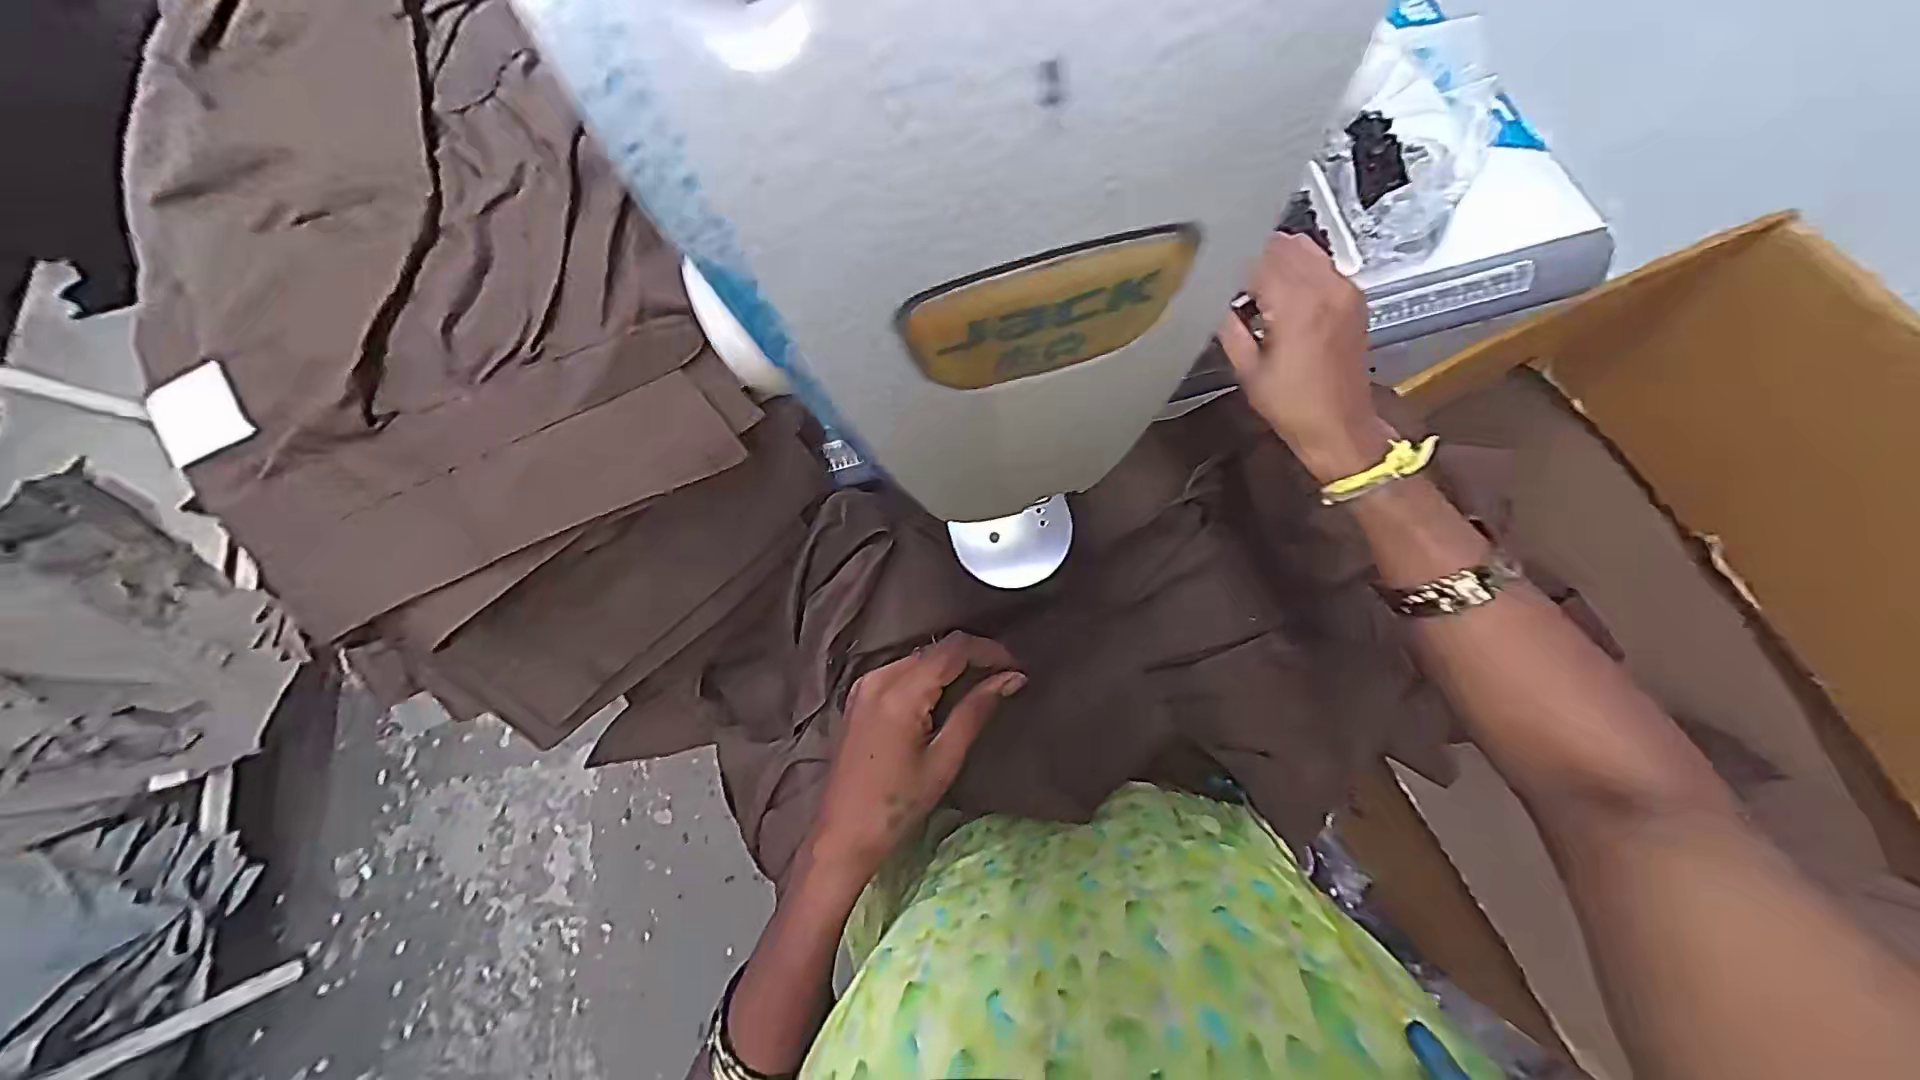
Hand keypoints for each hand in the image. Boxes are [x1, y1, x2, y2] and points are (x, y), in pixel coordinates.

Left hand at [806, 632, 1025, 881]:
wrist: (843, 834)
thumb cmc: (897, 805)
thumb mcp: (944, 759)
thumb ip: (976, 710)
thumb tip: (1011, 678)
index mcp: (900, 692)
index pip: (952, 649)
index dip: (989, 650)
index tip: (1015, 666)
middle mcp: (879, 677)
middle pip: (935, 649)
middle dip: (973, 656)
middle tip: (1004, 676)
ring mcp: (865, 684)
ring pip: (919, 657)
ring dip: (951, 664)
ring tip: (982, 684)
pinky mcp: (859, 695)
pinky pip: (901, 670)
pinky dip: (928, 675)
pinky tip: (946, 694)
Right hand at [1219, 233, 1396, 481]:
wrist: (1339, 425)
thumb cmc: (1292, 406)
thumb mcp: (1247, 369)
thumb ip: (1228, 327)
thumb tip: (1212, 302)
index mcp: (1298, 304)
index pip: (1256, 259)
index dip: (1227, 265)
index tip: (1207, 275)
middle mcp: (1327, 286)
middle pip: (1281, 245)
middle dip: (1249, 258)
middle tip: (1225, 281)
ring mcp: (1345, 288)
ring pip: (1302, 249)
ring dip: (1273, 260)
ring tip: (1249, 288)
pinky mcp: (1353, 296)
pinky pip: (1319, 264)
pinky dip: (1295, 270)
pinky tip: (1277, 297)